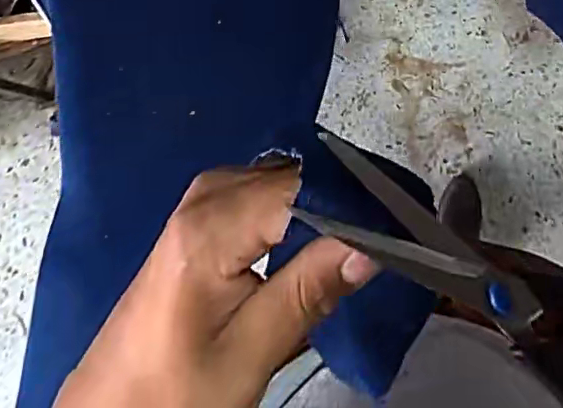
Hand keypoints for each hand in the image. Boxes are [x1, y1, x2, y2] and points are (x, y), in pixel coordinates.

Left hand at [57, 162, 378, 407]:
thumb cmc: (172, 393)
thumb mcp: (247, 356)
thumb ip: (308, 291)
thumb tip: (370, 244)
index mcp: (212, 225)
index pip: (301, 187)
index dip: (350, 202)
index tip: (390, 226)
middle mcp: (206, 194)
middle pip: (293, 177)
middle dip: (338, 203)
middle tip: (380, 240)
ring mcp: (201, 199)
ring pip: (282, 181)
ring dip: (320, 206)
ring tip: (356, 240)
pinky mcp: (202, 212)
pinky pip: (263, 193)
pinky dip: (295, 210)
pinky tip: (315, 240)